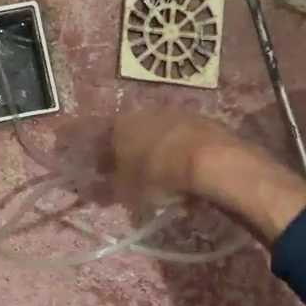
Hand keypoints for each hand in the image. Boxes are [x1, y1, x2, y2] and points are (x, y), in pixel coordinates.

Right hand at [109, 107, 305, 243]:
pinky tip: (188, 172)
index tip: (110, 180)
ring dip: (161, 152)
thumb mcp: (126, 191)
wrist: (208, 160)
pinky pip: (186, 140)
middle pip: (135, 136)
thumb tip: (97, 191)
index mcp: (120, 127)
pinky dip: (184, 153)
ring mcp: (176, 113)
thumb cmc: (158, 176)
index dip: (106, 164)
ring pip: (162, 136)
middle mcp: (145, 113)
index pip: (105, 144)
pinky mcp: (203, 120)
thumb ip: (109, 190)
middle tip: (139, 179)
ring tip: (167, 178)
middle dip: (135, 156)